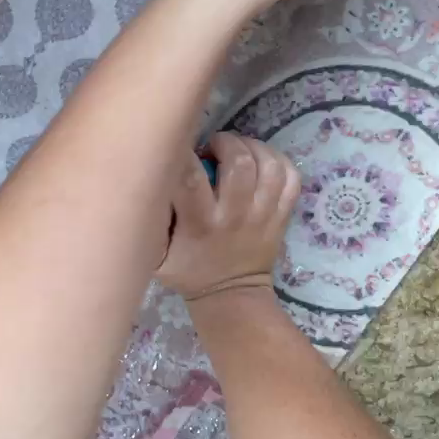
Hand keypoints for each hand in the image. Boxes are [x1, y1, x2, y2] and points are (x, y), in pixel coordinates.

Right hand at [157, 133, 300, 298]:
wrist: (231, 296)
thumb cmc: (187, 269)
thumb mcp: (156, 252)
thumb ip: (151, 218)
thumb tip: (147, 179)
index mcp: (201, 224)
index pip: (191, 177)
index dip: (184, 152)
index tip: (178, 147)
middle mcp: (235, 216)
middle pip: (240, 163)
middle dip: (225, 142)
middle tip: (212, 147)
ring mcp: (264, 215)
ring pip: (269, 166)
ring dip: (252, 146)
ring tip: (237, 149)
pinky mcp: (283, 216)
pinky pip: (291, 177)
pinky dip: (277, 159)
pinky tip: (259, 159)